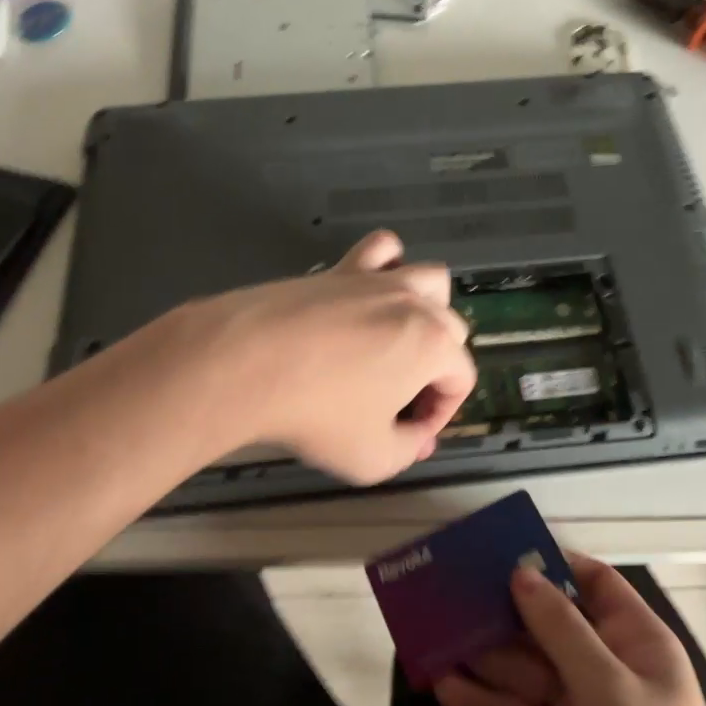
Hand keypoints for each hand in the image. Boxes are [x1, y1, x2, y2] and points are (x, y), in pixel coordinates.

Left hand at [96, 230, 477, 484]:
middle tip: (398, 402)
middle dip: (433, 368)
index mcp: (434, 345)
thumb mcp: (372, 457)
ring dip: (427, 310)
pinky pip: (381, 248)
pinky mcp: (341, 267)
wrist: (244, 362)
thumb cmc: (315, 413)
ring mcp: (378, 279)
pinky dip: (387, 263)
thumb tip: (417, 437)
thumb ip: (408, 449)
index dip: (441, 413)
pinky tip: (370, 291)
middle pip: (450, 330)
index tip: (411, 434)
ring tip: (397, 341)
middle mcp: (415, 302)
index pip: (461, 378)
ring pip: (429, 279)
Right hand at [435, 553, 705, 705]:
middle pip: (551, 626)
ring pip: (524, 670)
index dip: (554, 563)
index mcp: (638, 644)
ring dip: (483, 654)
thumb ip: (563, 630)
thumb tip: (522, 572)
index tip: (504, 549)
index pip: (596, 585)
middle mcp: (609, 670)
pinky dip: (481, 702)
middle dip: (504, 609)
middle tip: (453, 587)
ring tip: (435, 631)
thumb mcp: (610, 690)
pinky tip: (443, 684)